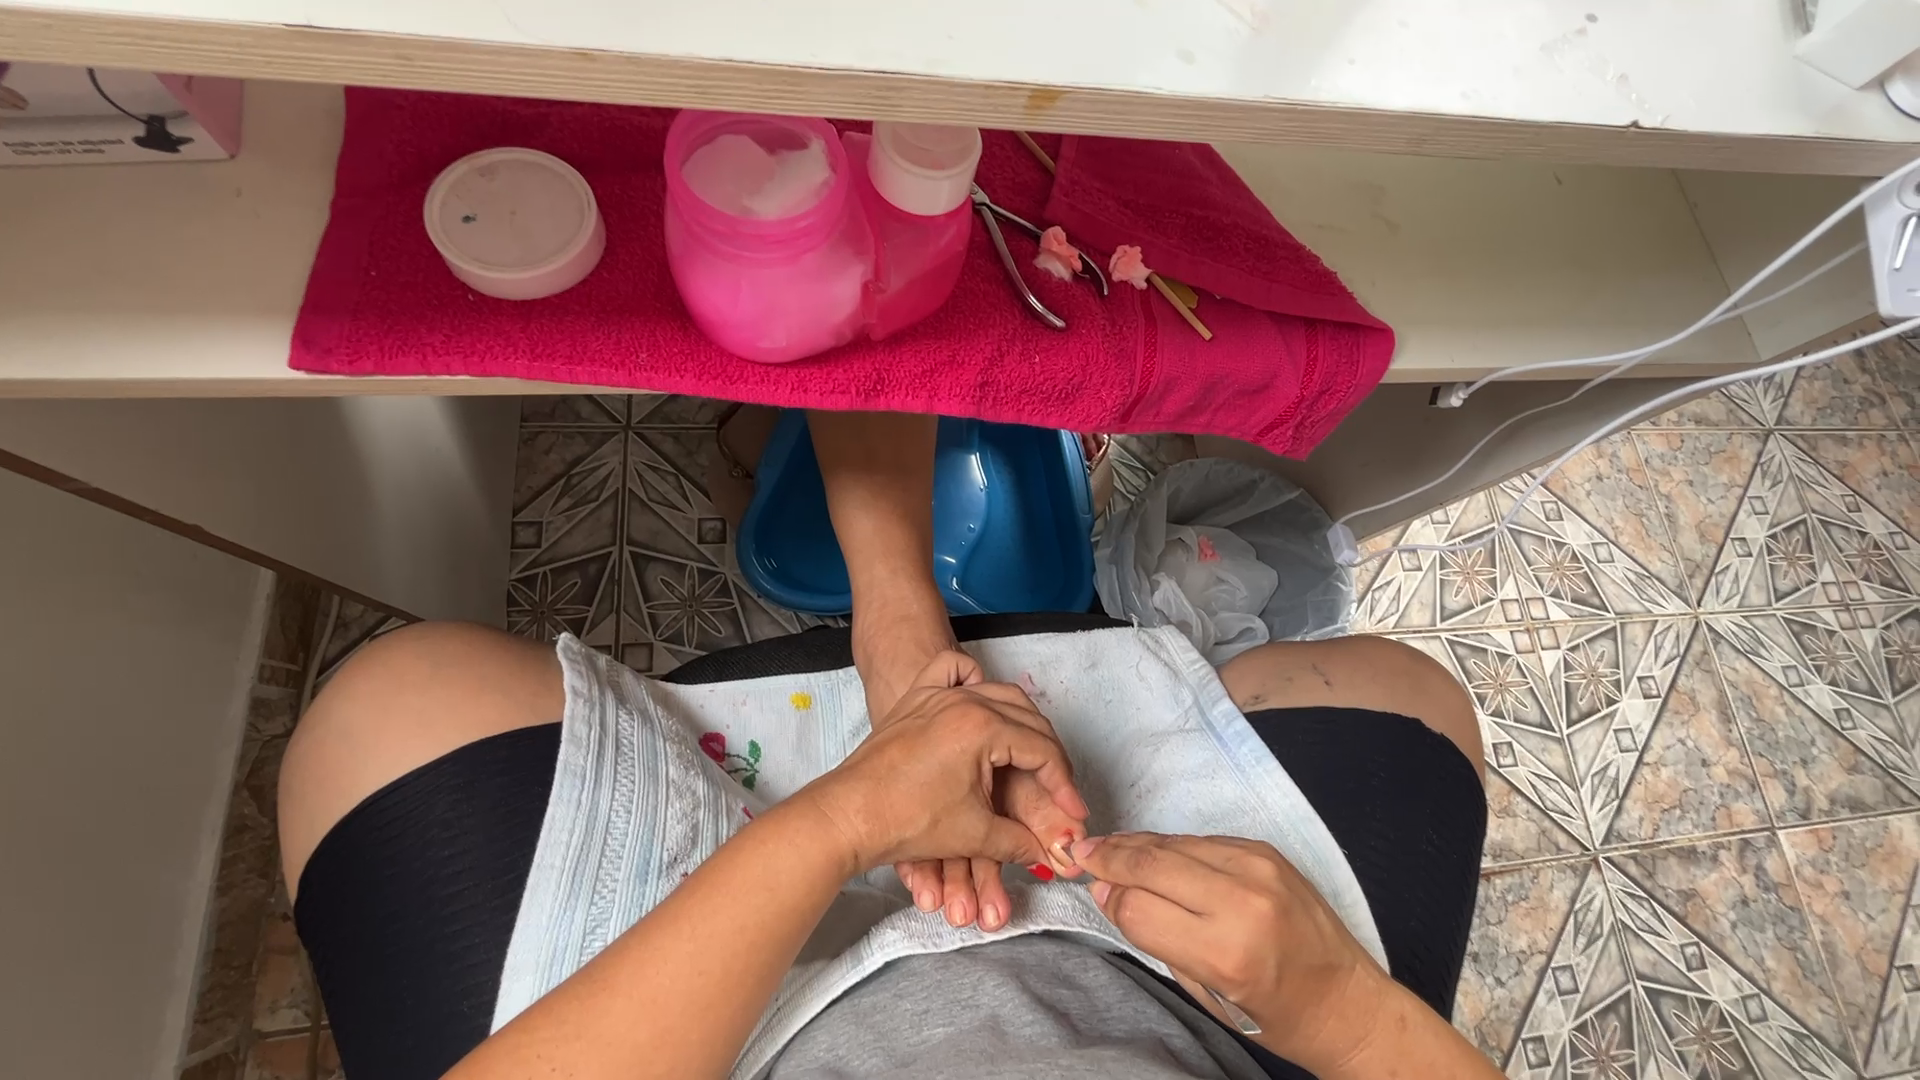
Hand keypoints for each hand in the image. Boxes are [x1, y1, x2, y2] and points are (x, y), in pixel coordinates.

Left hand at [875, 653, 1088, 930]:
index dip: (1064, 784)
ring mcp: (938, 694)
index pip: (1042, 749)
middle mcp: (964, 700)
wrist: (847, 815)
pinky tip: (978, 697)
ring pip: (996, 692)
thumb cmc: (907, 822)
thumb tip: (1050, 851)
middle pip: (1027, 716)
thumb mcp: (974, 834)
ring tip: (1032, 753)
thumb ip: (1021, 840)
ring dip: (1020, 720)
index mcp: (983, 726)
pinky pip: (951, 671)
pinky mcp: (916, 699)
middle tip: (1059, 788)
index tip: (1074, 811)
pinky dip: (970, 677)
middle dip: (1049, 754)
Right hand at [1070, 832, 1393, 1071]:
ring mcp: (1256, 868)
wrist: (1347, 999)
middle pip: (1151, 864)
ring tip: (1106, 846)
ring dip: (1135, 844)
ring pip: (1172, 843)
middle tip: (1080, 850)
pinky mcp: (1263, 850)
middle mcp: (1241, 901)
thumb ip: (1157, 937)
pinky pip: (1200, 840)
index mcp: (1227, 950)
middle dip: (1110, 856)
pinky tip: (1152, 852)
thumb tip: (1110, 891)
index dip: (1110, 898)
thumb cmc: (1274, 1013)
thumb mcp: (1207, 990)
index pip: (1140, 909)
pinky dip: (1171, 846)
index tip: (1092, 887)